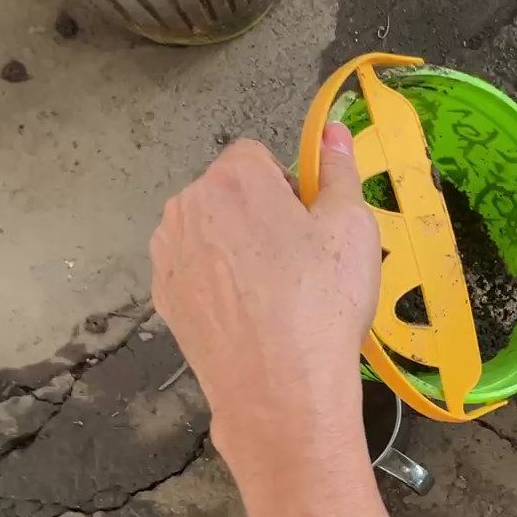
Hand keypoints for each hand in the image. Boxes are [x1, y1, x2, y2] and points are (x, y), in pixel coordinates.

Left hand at [150, 129, 378, 477]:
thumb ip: (340, 171)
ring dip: (239, 251)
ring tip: (278, 298)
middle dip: (262, 217)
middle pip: (230, 194)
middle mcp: (188, 204)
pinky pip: (197, 274)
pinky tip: (254, 319)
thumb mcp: (352, 228)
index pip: (259, 157)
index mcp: (234, 178)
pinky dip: (221, 287)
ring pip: (211, 235)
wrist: (282, 386)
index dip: (291, 188)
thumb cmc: (323, 302)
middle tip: (302, 266)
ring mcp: (168, 253)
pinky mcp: (164, 297)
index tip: (312, 228)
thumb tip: (332, 129)